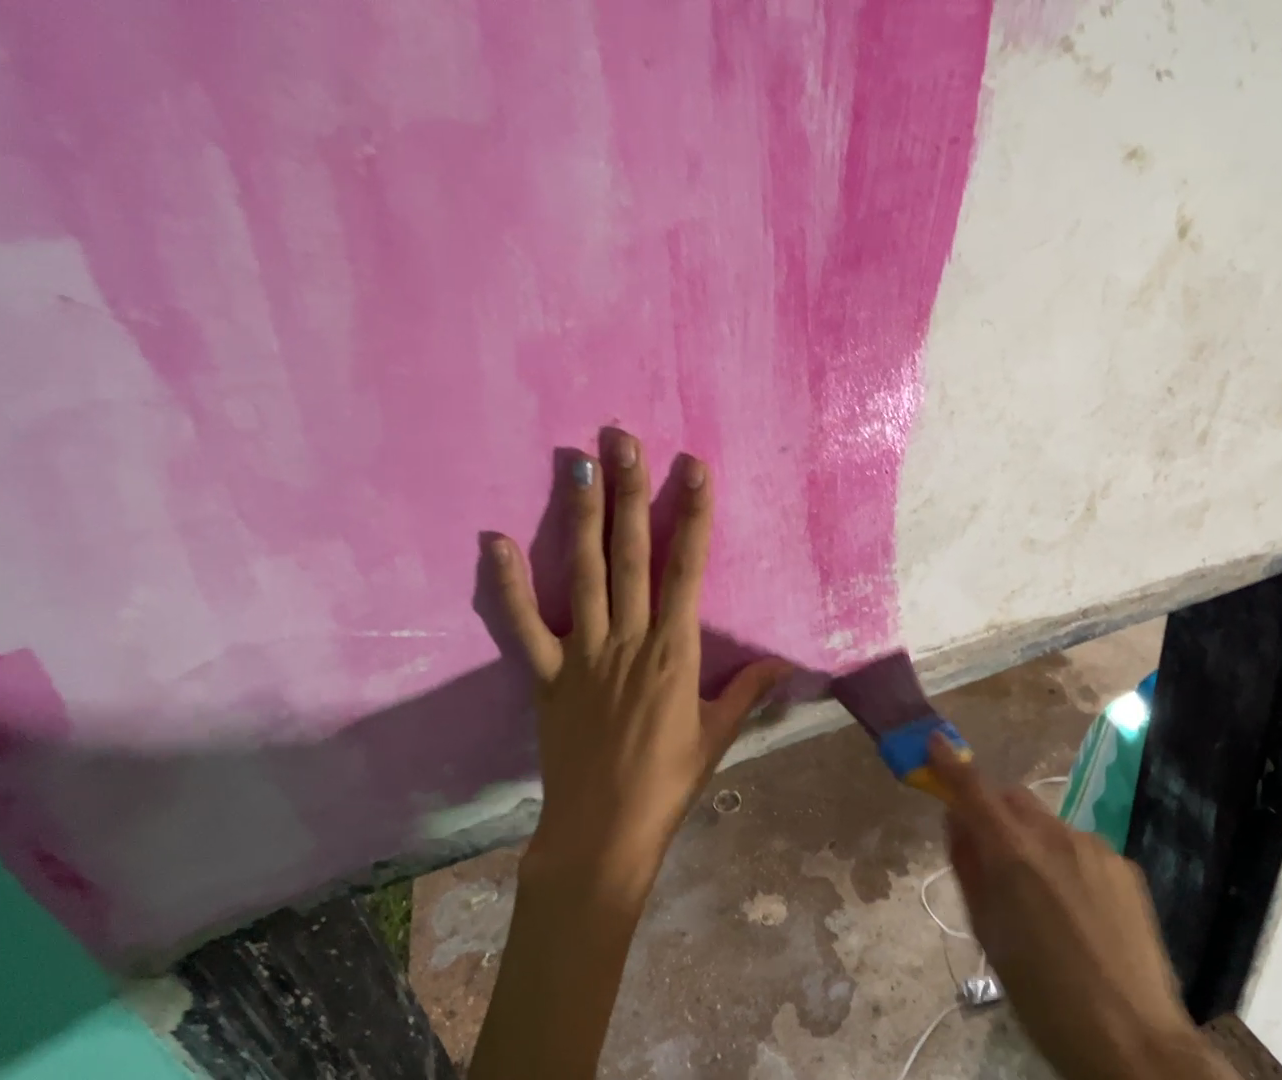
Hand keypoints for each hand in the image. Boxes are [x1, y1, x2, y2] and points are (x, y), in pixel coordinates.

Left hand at [489, 430, 791, 901]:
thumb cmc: (668, 784)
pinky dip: (508, 584)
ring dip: (583, 516)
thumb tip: (785, 663)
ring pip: (585, 574)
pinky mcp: (546, 676)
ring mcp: (583, 655)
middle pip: (631, 555)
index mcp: (675, 653)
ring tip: (579, 463)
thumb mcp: (717, 737)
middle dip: (631, 493)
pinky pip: (524, 625)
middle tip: (623, 439)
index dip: (692, 515)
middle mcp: (630, 641)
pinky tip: (495, 540)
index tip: (693, 467)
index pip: (688, 570)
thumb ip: (747, 692)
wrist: (605, 833)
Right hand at [929, 738, 1234, 1079]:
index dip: (949, 764)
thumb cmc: (1043, 996)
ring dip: (1030, 841)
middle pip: (1012, 799)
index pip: (972, 791)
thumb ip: (969, 870)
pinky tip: (1075, 912)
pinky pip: (1080, 849)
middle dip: (992, 811)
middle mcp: (1055, 836)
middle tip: (985, 851)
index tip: (934, 742)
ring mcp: (1095, 848)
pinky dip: (1065, 862)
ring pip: (1047, 824)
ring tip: (1038, 900)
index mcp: (1013, 854)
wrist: (1134, 1040)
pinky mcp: (1125, 867)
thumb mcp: (989, 936)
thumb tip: (956, 825)